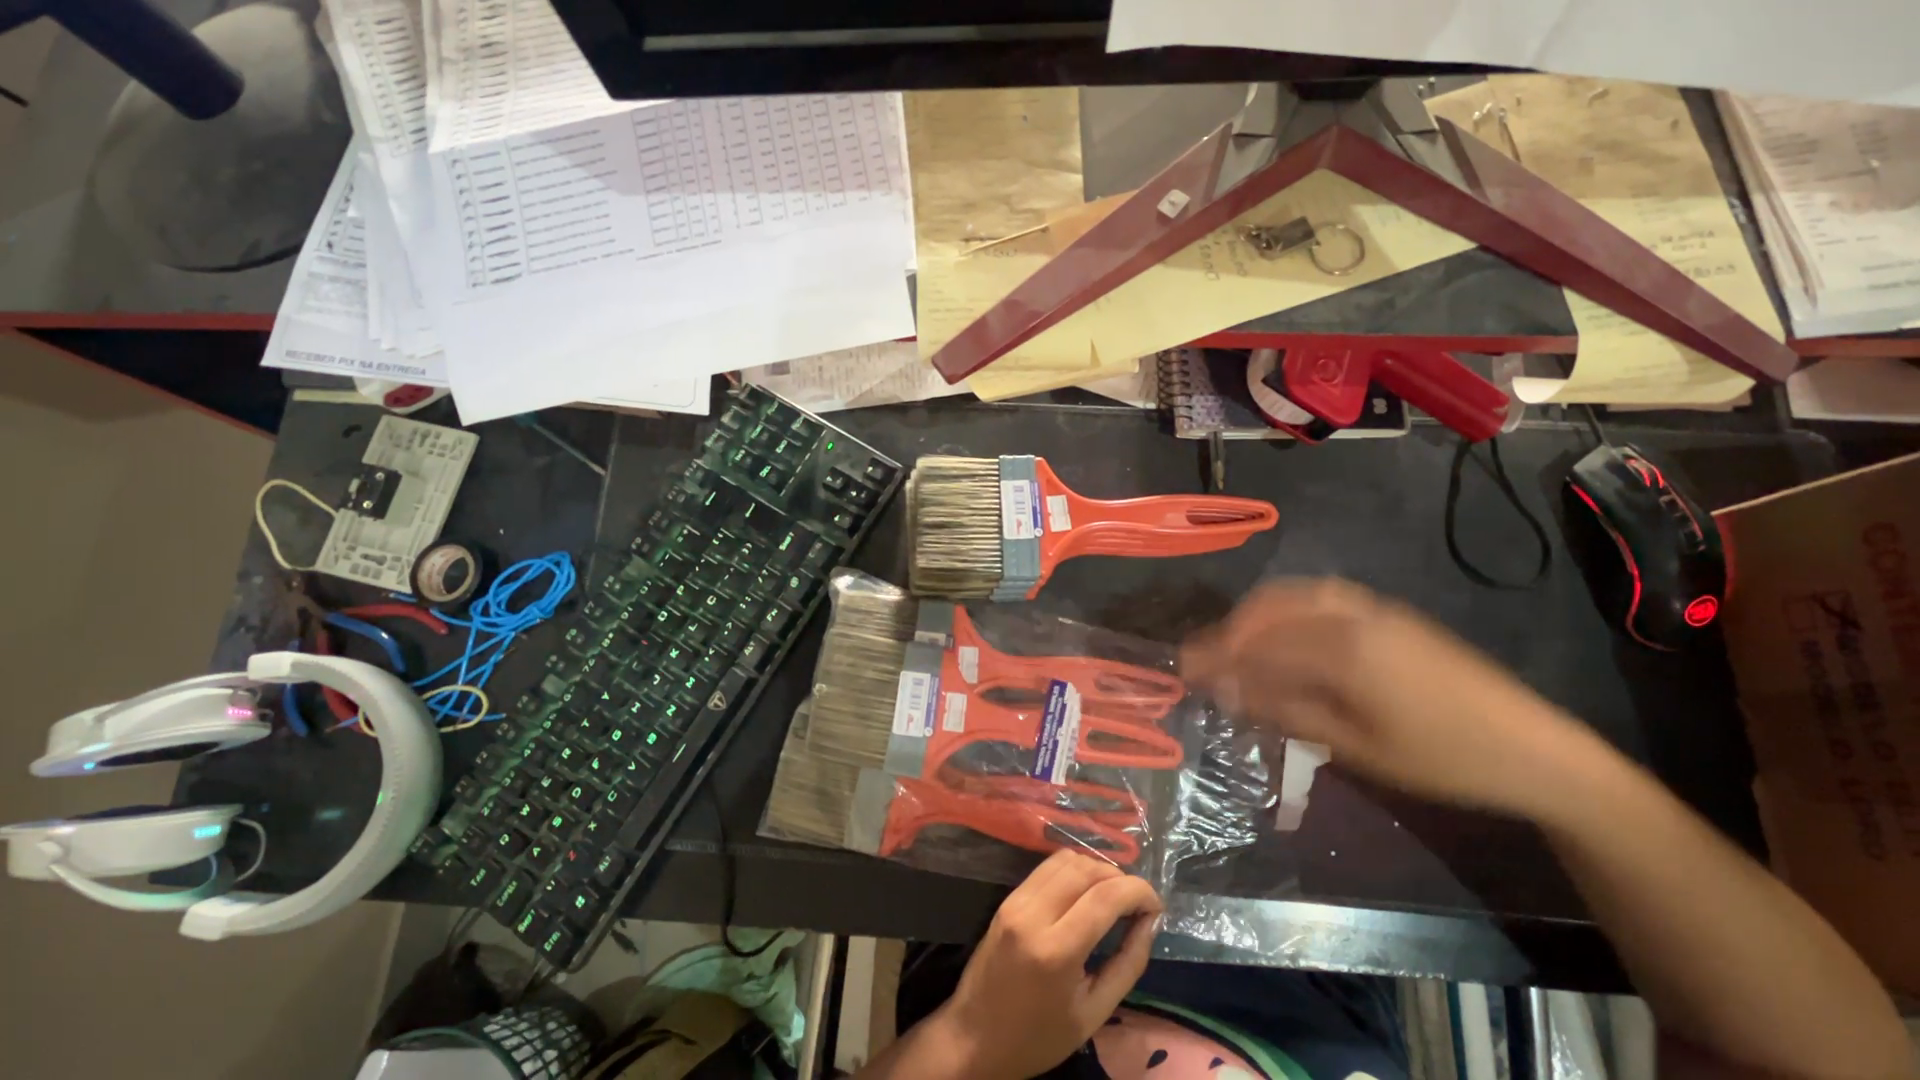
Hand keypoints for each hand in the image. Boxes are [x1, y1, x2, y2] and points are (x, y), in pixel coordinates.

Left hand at [927, 851, 1162, 1079]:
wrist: (973, 1039)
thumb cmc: (1038, 1037)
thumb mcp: (1094, 1012)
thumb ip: (1128, 963)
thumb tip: (1150, 922)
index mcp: (1056, 949)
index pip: (1107, 895)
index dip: (1140, 892)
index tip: (1156, 908)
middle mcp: (1032, 914)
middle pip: (1088, 869)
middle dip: (1121, 879)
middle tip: (1137, 906)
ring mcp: (1015, 902)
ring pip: (1065, 860)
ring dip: (1097, 870)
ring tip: (1113, 899)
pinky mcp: (1006, 900)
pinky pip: (1046, 869)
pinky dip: (1073, 872)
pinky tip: (1085, 895)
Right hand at [1180, 578, 1607, 818]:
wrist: (1532, 748)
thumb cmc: (1440, 758)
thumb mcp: (1354, 745)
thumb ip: (1286, 708)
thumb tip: (1229, 689)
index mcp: (1342, 647)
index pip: (1258, 642)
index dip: (1215, 653)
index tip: (1182, 668)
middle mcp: (1354, 614)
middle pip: (1273, 606)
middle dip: (1231, 628)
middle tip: (1206, 660)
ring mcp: (1377, 609)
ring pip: (1299, 595)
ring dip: (1259, 615)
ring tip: (1239, 648)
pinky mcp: (1394, 615)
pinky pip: (1325, 598)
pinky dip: (1290, 609)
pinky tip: (1287, 638)